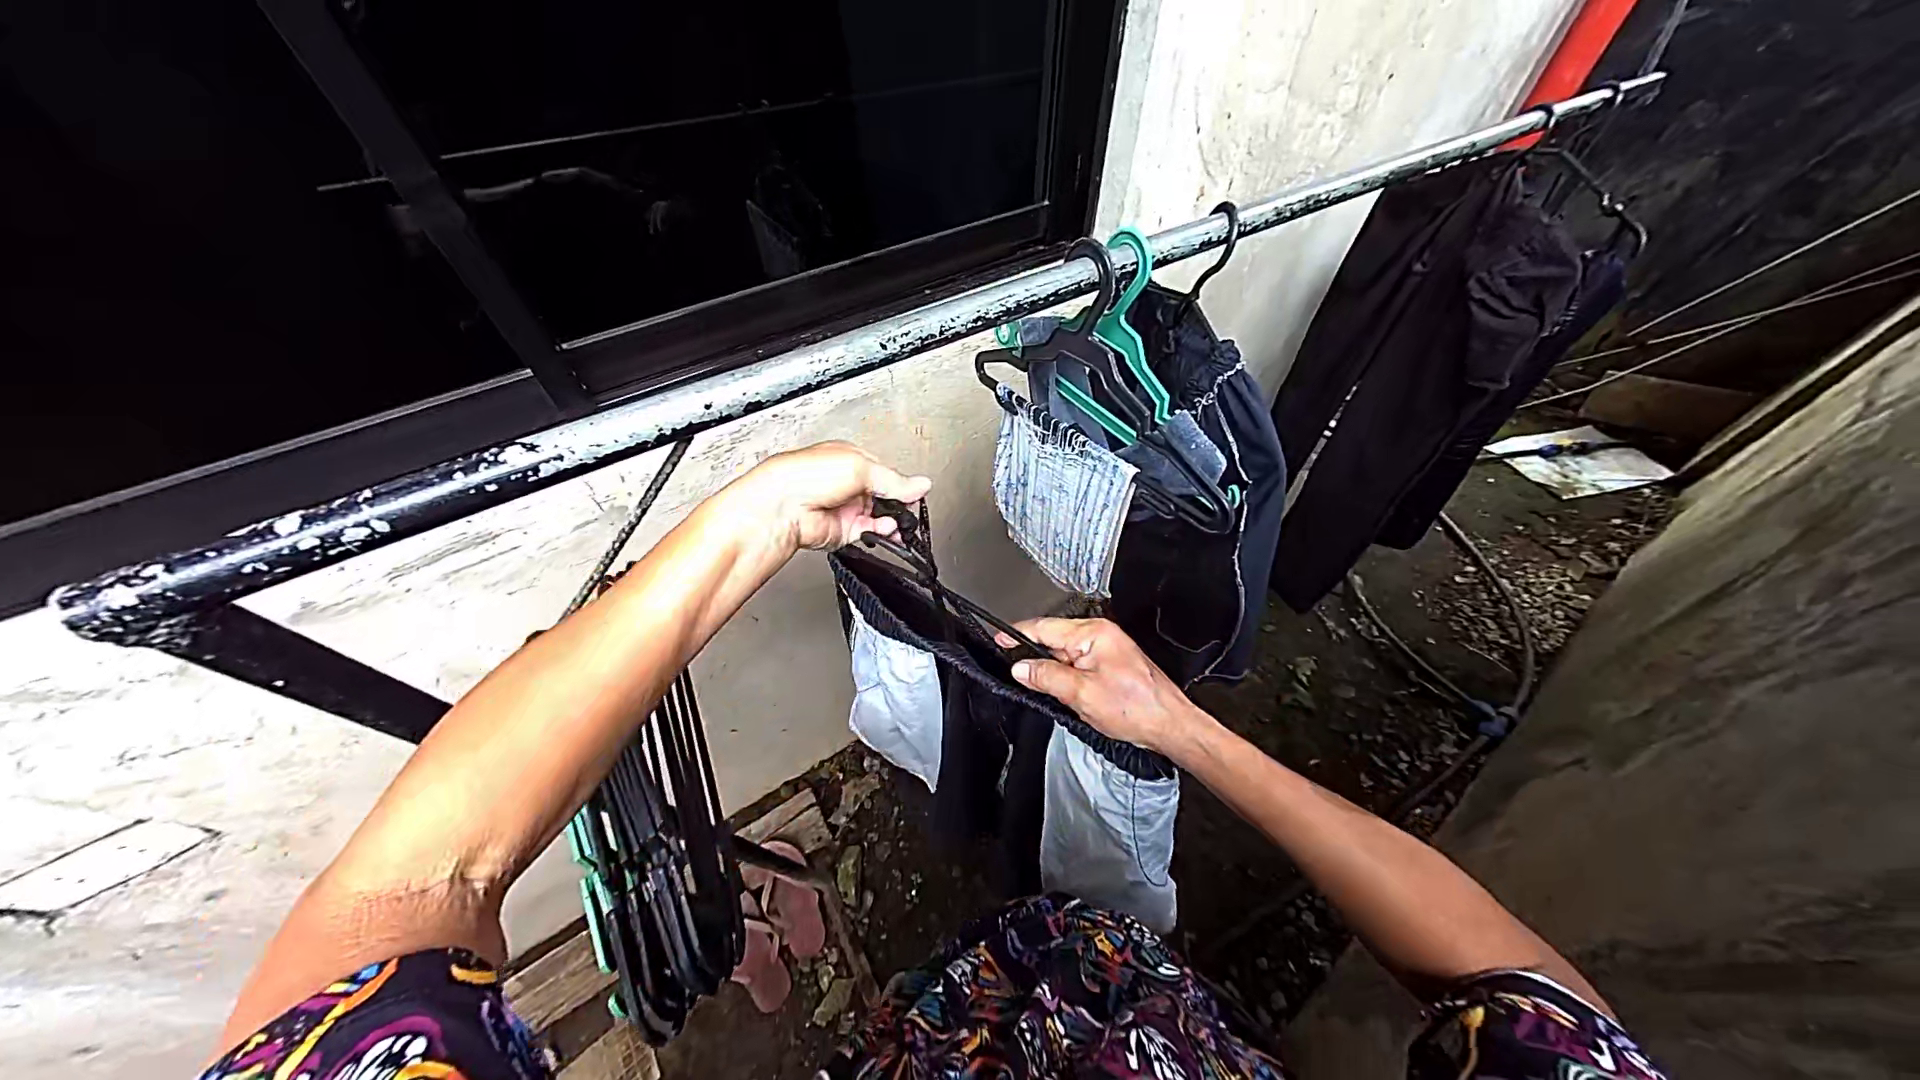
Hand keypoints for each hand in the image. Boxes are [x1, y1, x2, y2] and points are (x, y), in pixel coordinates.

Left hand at [724, 441, 932, 552]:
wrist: (782, 507)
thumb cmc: (805, 475)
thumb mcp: (861, 467)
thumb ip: (895, 480)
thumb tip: (921, 485)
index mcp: (851, 460)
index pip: (886, 473)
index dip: (902, 483)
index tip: (915, 491)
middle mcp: (849, 484)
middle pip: (886, 495)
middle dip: (899, 503)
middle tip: (909, 507)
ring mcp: (847, 508)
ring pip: (881, 516)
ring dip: (893, 519)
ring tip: (899, 521)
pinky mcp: (845, 530)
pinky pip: (872, 532)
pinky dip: (882, 532)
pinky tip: (887, 529)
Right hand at [995, 618, 1208, 756]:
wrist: (1170, 725)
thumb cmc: (1138, 709)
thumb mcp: (1080, 694)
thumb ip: (1046, 677)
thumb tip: (1021, 668)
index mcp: (1093, 633)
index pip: (1044, 627)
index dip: (1017, 634)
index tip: (998, 639)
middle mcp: (1101, 634)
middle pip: (1054, 640)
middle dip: (1039, 661)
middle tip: (1029, 682)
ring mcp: (1107, 647)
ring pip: (1065, 655)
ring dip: (1057, 673)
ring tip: (1066, 697)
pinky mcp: (1111, 662)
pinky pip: (1078, 664)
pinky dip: (1070, 678)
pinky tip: (1076, 696)